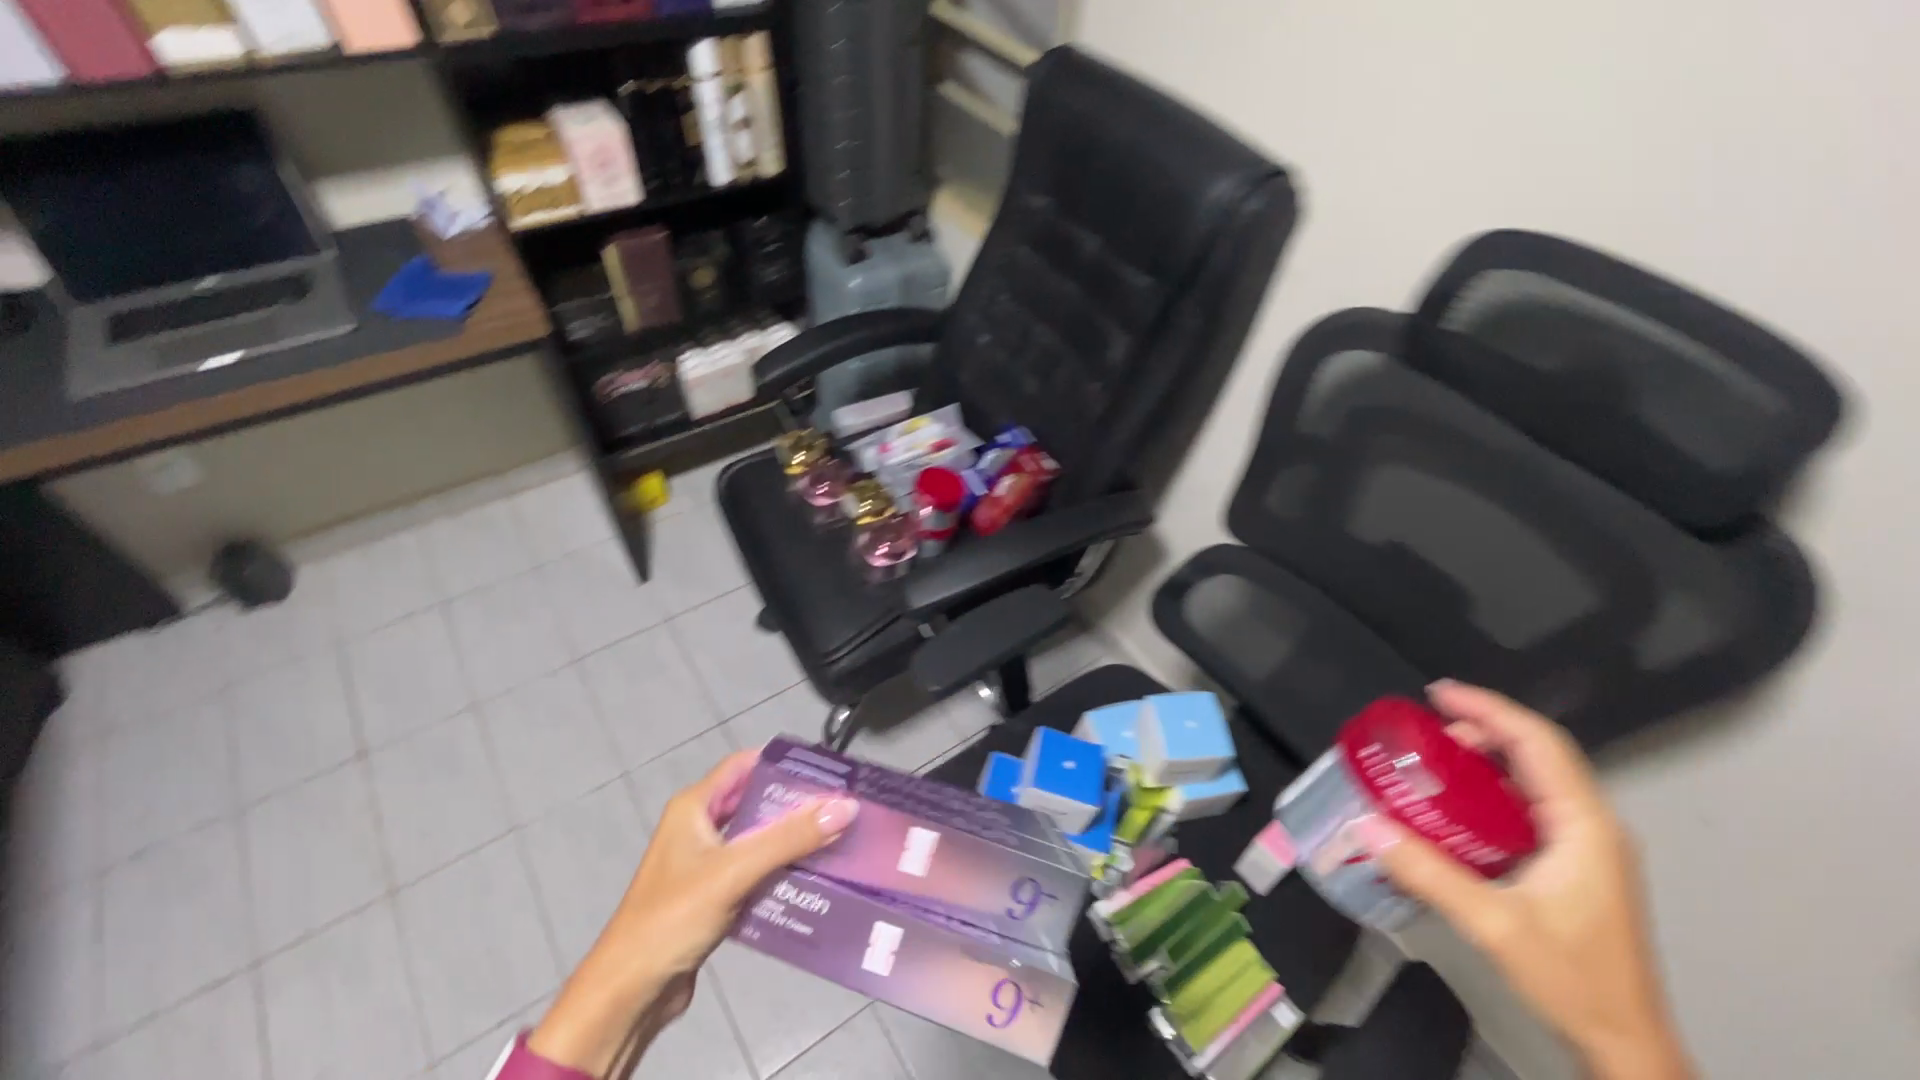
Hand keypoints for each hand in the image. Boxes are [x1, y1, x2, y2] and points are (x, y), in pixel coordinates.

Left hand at [528, 748, 859, 1077]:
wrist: (631, 991)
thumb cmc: (674, 918)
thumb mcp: (735, 871)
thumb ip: (790, 838)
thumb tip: (846, 806)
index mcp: (694, 807)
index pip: (745, 765)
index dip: (783, 763)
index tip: (828, 768)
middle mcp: (699, 828)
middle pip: (755, 802)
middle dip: (796, 803)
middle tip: (843, 806)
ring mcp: (705, 864)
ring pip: (758, 840)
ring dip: (792, 840)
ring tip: (840, 838)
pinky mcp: (714, 896)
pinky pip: (756, 872)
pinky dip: (782, 872)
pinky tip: (815, 879)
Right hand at [1365, 682, 1694, 1079]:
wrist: (1626, 1043)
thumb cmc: (1572, 978)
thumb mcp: (1494, 924)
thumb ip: (1429, 873)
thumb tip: (1365, 826)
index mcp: (1585, 825)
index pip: (1539, 744)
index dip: (1489, 710)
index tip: (1437, 693)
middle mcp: (1593, 825)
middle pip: (1539, 754)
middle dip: (1482, 730)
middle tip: (1424, 732)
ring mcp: (1588, 848)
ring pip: (1536, 780)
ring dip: (1487, 760)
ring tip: (1433, 760)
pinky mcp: (1577, 868)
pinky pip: (1531, 808)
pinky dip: (1492, 792)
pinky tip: (1457, 808)